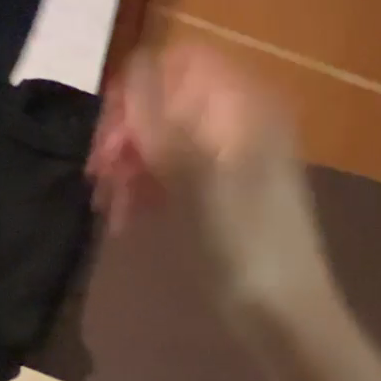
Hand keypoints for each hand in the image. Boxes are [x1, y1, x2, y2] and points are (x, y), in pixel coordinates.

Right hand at [88, 45, 333, 314]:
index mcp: (244, 108)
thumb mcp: (193, 177)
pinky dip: (147, 192)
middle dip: (128, 137)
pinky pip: (175, 177)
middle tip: (98, 178)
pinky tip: (125, 221)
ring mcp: (231, 163)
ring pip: (166, 144)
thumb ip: (158, 120)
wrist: (282, 314)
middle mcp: (239, 125)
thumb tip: (134, 67)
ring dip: (131, 169)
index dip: (139, 93)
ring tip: (108, 210)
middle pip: (169, 106)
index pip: (182, 66)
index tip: (107, 136)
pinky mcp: (219, 198)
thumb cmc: (241, 244)